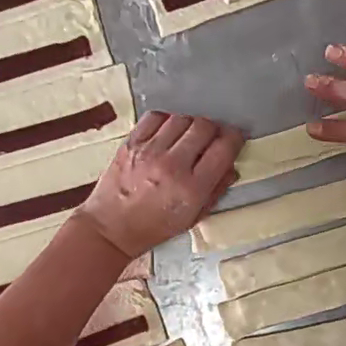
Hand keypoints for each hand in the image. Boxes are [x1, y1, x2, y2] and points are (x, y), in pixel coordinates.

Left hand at [77, 112, 243, 257]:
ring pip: (182, 118)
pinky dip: (166, 122)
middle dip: (213, 130)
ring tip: (187, 139)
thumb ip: (215, 190)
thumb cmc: (154, 227)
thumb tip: (230, 166)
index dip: (234, 139)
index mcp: (192, 188)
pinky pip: (156, 117)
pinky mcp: (131, 143)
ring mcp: (149, 151)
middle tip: (210, 140)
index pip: (224, 148)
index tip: (233, 140)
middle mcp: (172, 165)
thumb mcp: (193, 217)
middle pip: (205, 126)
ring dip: (190, 126)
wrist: (111, 228)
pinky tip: (166, 135)